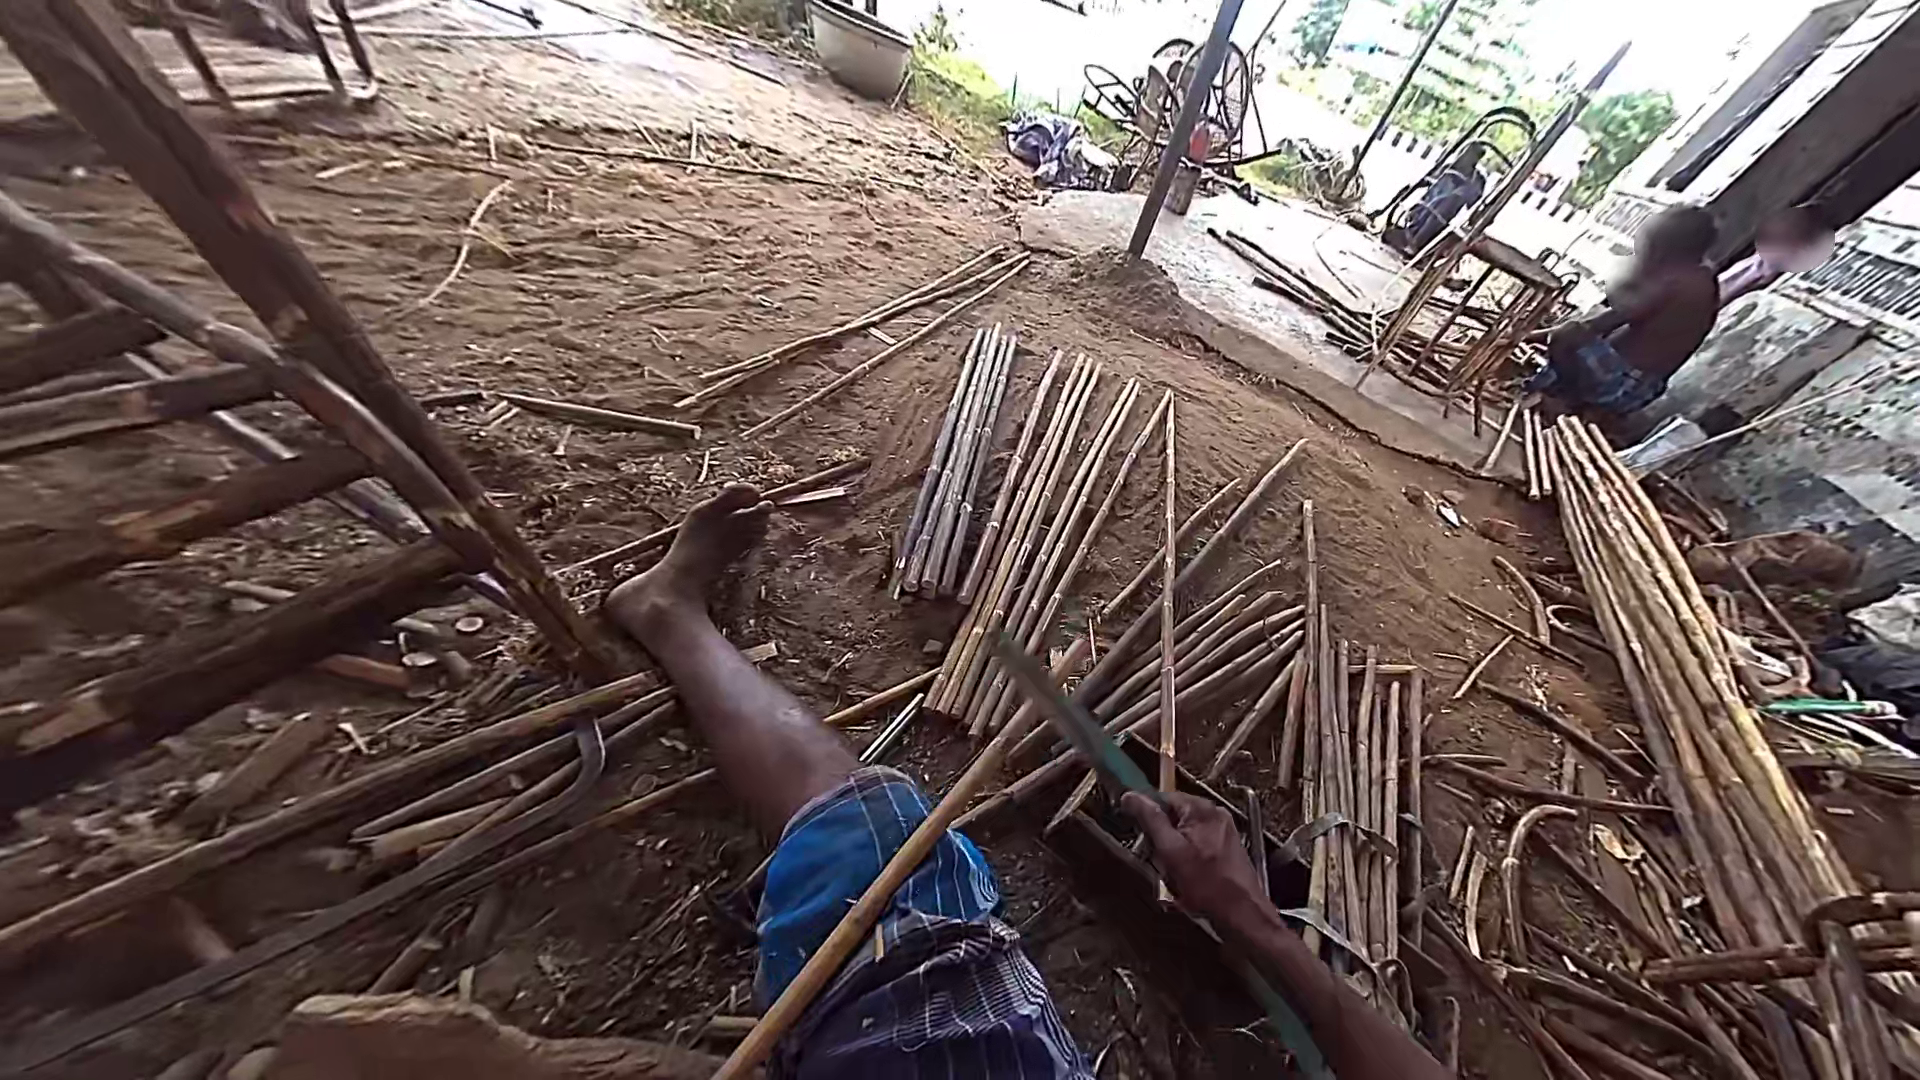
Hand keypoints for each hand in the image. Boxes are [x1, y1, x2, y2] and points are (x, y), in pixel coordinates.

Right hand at [1119, 790, 1268, 923]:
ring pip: (1185, 833)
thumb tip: (1129, 795)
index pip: (1161, 799)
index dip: (1149, 819)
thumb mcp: (1170, 850)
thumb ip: (1149, 819)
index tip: (1146, 842)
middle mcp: (1214, 812)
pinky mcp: (1229, 847)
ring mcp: (1224, 830)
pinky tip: (1190, 880)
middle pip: (1174, 816)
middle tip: (1163, 864)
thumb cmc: (1205, 884)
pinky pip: (1199, 844)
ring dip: (1175, 852)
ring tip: (1176, 876)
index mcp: (1200, 807)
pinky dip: (1190, 858)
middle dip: (1164, 839)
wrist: (1245, 916)